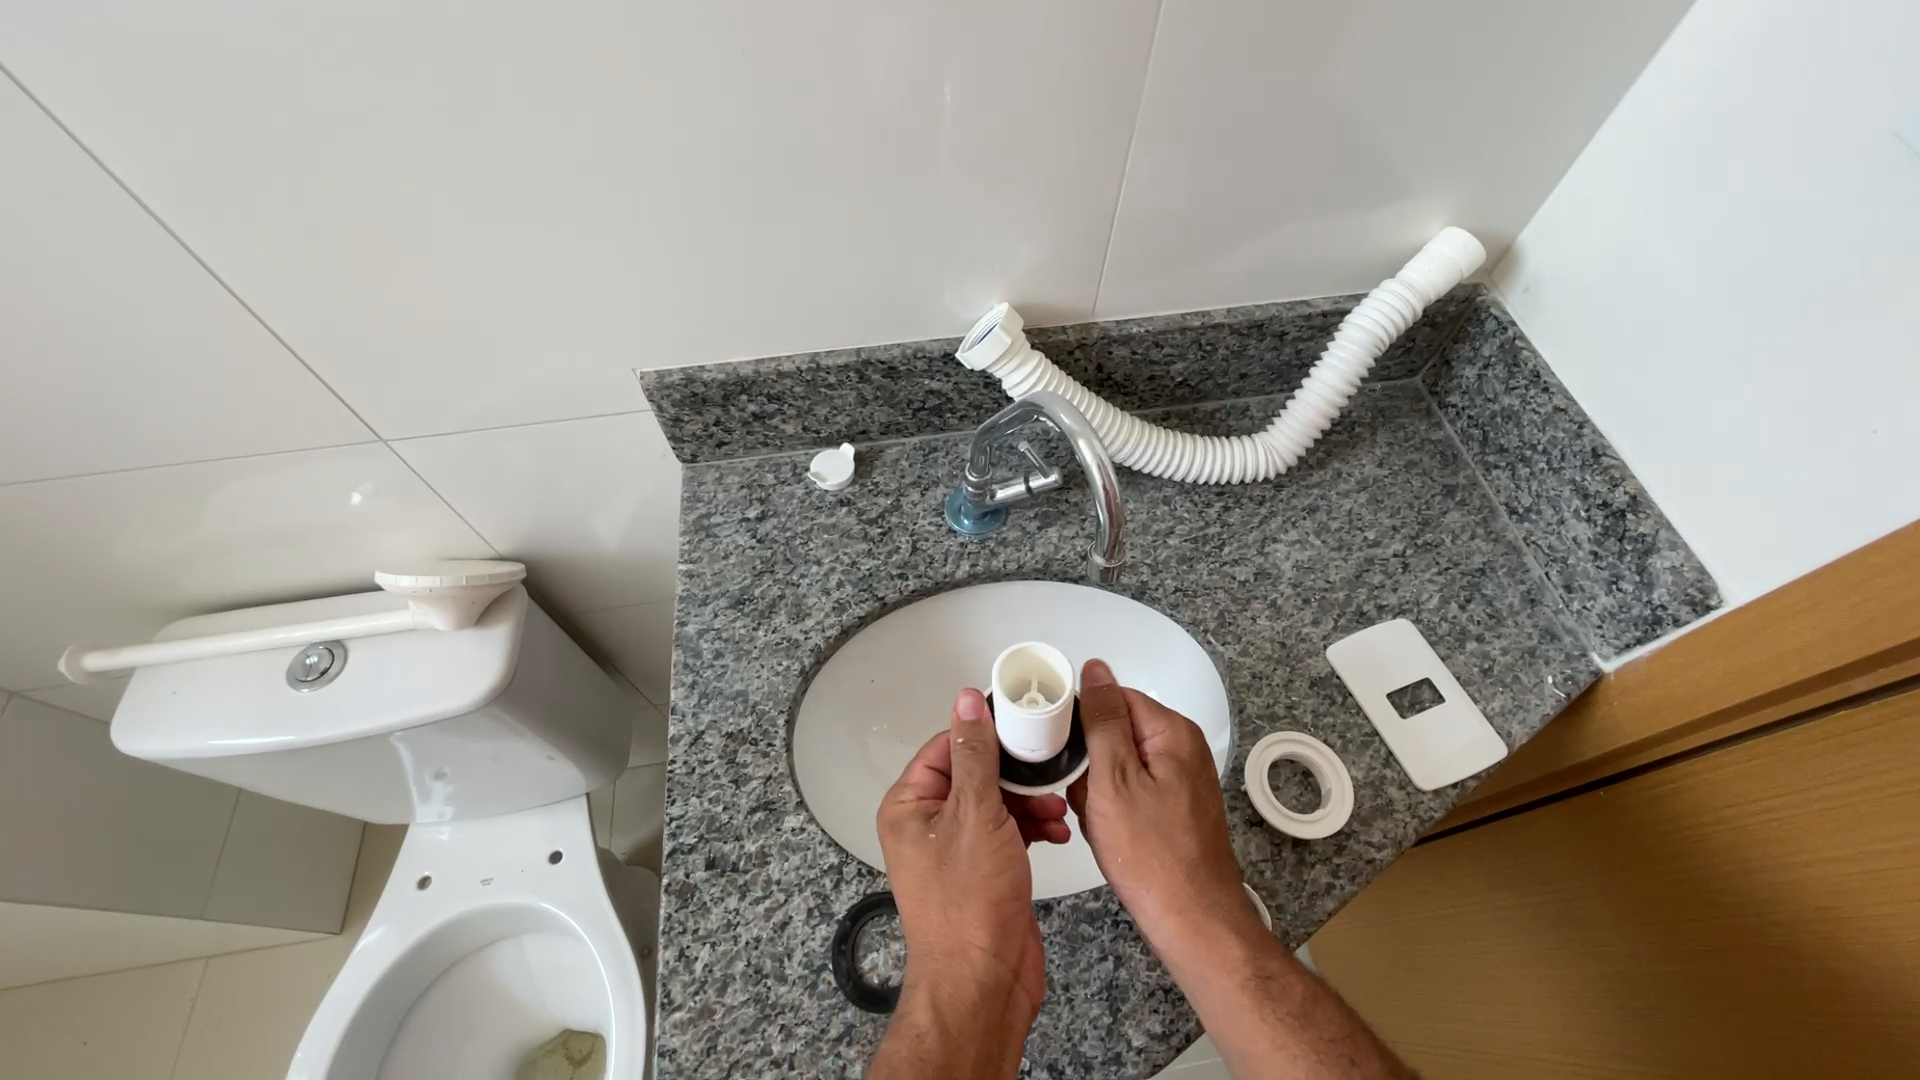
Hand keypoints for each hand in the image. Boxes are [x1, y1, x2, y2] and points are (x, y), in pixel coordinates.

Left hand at [876, 687, 1070, 1020]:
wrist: (985, 981)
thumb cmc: (968, 904)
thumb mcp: (975, 814)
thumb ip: (975, 754)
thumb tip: (966, 701)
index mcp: (909, 805)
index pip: (947, 746)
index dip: (985, 735)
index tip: (1022, 726)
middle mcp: (928, 823)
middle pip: (976, 772)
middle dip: (1016, 774)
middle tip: (1047, 772)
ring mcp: (956, 847)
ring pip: (996, 800)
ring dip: (1029, 800)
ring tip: (1056, 809)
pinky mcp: (983, 867)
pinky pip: (1008, 829)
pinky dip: (1032, 826)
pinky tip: (1057, 830)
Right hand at [1066, 659, 1259, 949]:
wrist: (1192, 922)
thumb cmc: (1154, 857)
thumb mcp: (1113, 779)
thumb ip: (1102, 720)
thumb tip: (1095, 670)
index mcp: (1171, 732)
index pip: (1114, 697)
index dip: (1080, 719)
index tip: (1058, 744)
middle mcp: (1181, 749)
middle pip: (1115, 730)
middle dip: (1088, 760)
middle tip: (1082, 792)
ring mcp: (1179, 779)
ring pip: (1118, 763)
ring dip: (1096, 787)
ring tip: (1097, 817)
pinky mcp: (1173, 806)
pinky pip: (1128, 789)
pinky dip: (1111, 806)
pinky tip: (1108, 831)